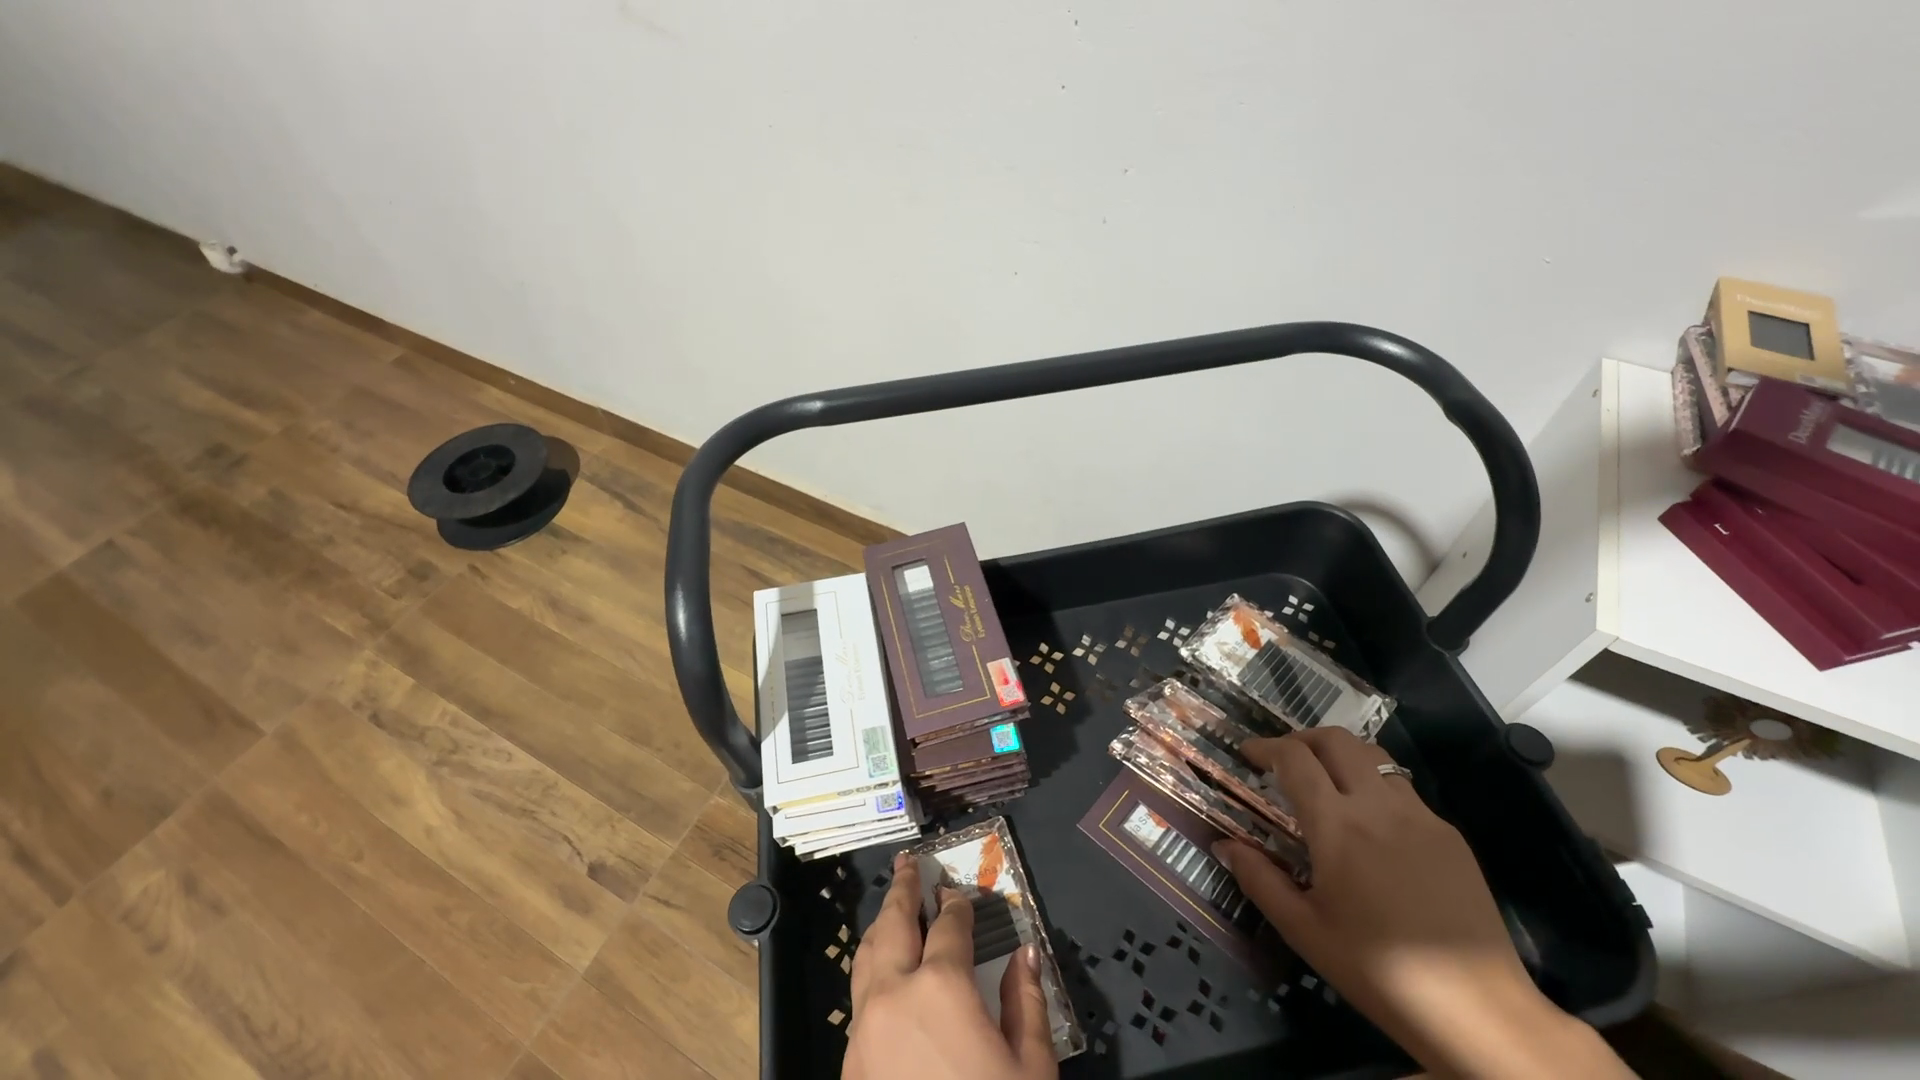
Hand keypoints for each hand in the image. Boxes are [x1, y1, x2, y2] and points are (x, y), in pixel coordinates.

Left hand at [843, 851, 1057, 1079]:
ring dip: (881, 924)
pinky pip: (860, 998)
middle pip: (894, 925)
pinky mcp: (850, 1060)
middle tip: (909, 865)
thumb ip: (1027, 1000)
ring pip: (866, 957)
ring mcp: (864, 1026)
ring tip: (893, 905)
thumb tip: (1025, 951)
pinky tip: (885, 973)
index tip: (960, 890)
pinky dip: (872, 970)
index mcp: (942, 987)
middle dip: (904, 890)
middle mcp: (893, 993)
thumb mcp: (1030, 1066)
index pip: (950, 928)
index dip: (958, 905)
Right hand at [1215, 729, 1631, 1079]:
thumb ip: (1259, 879)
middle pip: (1337, 740)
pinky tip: (1370, 825)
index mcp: (1337, 826)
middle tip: (1282, 760)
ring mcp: (1421, 816)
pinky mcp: (1450, 835)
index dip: (1265, 746)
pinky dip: (1374, 786)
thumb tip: (1225, 845)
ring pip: (1375, 757)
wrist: (1475, 1005)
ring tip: (1324, 781)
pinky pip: (1404, 790)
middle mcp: (1379, 807)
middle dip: (1302, 739)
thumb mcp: (1304, 930)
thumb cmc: (1376, 969)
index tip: (1246, 754)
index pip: (1295, 759)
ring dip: (1341, 755)